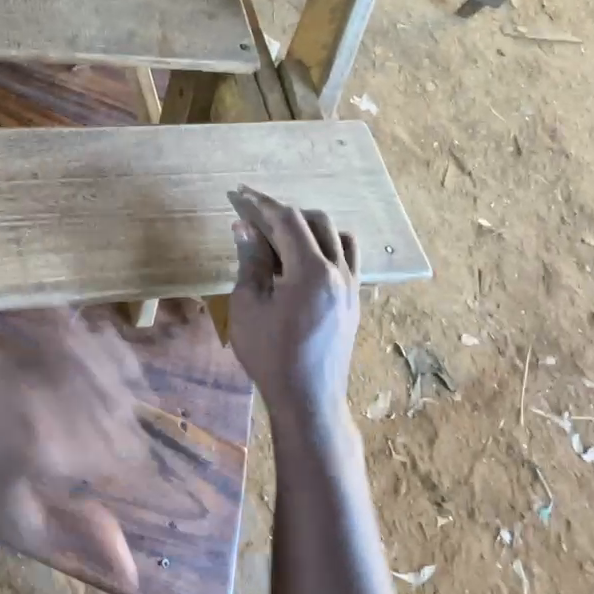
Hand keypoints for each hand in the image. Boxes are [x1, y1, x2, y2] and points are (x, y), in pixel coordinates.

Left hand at [0, 312, 149, 586]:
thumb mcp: (17, 529)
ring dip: (106, 360)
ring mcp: (11, 369)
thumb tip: (133, 565)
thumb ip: (78, 535)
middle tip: (126, 419)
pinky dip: (69, 334)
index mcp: (46, 446)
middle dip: (123, 403)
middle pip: (103, 388)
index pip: (114, 439)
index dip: (129, 451)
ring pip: (77, 351)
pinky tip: (78, 333)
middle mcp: (35, 398)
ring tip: (121, 370)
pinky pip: (41, 333)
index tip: (131, 461)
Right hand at [225, 185, 361, 426]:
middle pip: (316, 221)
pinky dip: (324, 247)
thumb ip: (250, 260)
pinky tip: (300, 261)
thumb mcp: (248, 304)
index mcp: (311, 271)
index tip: (239, 194)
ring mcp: (352, 288)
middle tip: (253, 215)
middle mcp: (339, 273)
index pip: (288, 221)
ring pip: (338, 237)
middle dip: (283, 212)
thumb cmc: (269, 353)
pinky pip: (346, 259)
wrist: (308, 399)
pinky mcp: (353, 302)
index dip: (261, 204)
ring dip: (309, 228)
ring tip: (279, 238)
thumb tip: (243, 226)